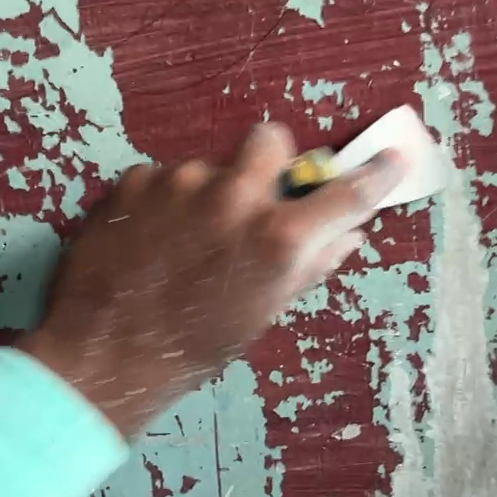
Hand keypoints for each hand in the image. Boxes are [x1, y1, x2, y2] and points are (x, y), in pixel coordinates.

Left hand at [19, 124, 403, 435]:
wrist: (106, 356)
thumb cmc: (197, 345)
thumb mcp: (264, 312)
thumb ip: (310, 264)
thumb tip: (349, 233)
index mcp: (276, 239)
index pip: (345, 195)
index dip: (375, 176)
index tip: (390, 161)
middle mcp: (233, 198)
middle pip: (270, 139)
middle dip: (269, 161)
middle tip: (255, 193)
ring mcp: (179, 184)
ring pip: (210, 166)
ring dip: (209, 191)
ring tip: (186, 237)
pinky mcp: (134, 182)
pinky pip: (164, 178)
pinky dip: (166, 201)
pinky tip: (151, 237)